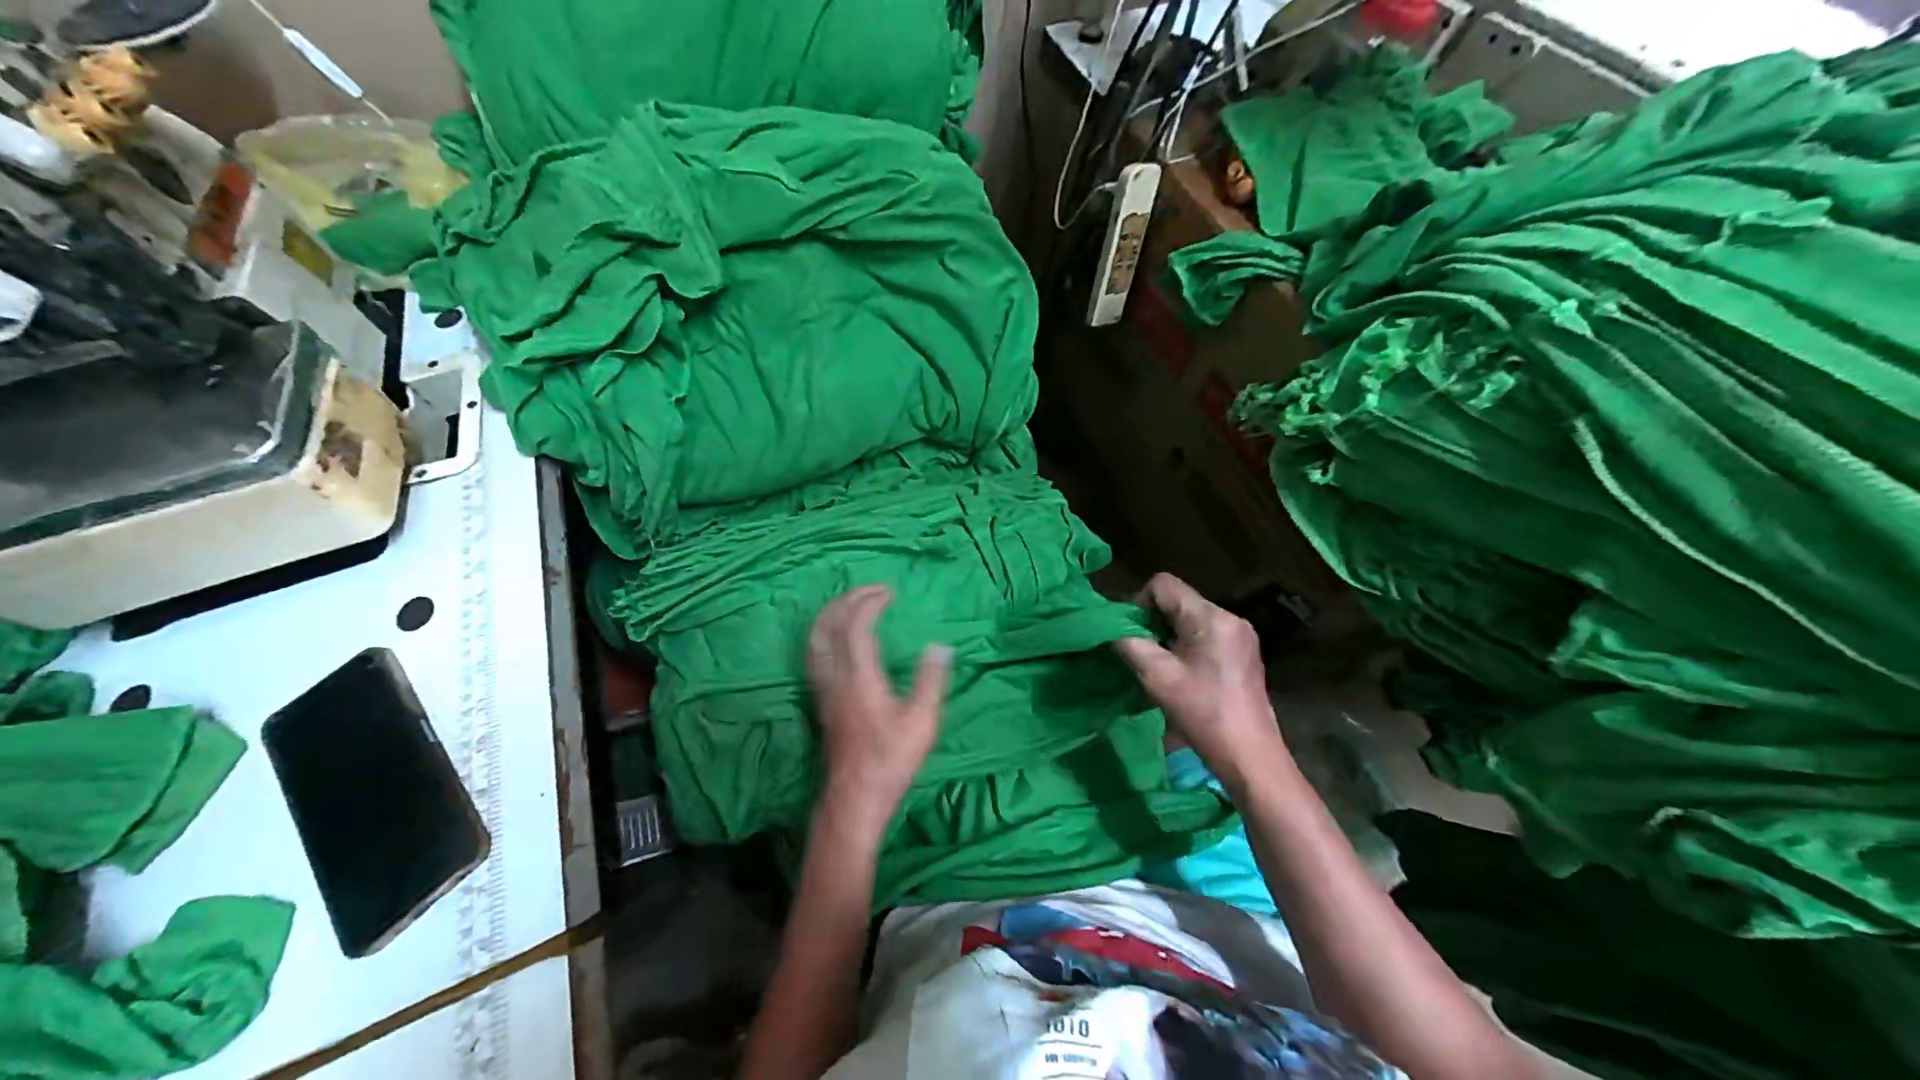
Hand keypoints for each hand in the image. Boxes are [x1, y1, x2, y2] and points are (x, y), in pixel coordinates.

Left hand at [807, 585, 951, 832]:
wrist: (854, 798)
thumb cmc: (890, 761)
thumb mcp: (922, 723)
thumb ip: (930, 681)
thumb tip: (940, 648)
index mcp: (860, 679)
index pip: (856, 627)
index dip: (869, 602)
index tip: (889, 593)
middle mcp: (835, 678)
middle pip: (827, 626)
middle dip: (847, 600)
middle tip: (871, 591)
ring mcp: (823, 690)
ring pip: (814, 640)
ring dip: (831, 614)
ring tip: (852, 604)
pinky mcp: (820, 701)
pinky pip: (814, 654)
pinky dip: (825, 633)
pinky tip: (838, 637)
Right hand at [1113, 573, 1290, 789]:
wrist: (1249, 755)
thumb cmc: (1202, 714)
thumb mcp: (1156, 676)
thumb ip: (1128, 643)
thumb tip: (1109, 627)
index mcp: (1211, 617)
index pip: (1163, 584)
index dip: (1138, 602)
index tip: (1131, 634)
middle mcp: (1230, 617)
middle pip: (1178, 599)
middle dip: (1153, 620)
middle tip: (1141, 651)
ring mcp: (1241, 634)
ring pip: (1190, 616)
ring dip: (1168, 634)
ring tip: (1160, 665)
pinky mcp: (1243, 652)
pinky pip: (1205, 633)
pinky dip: (1186, 644)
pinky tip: (1183, 673)